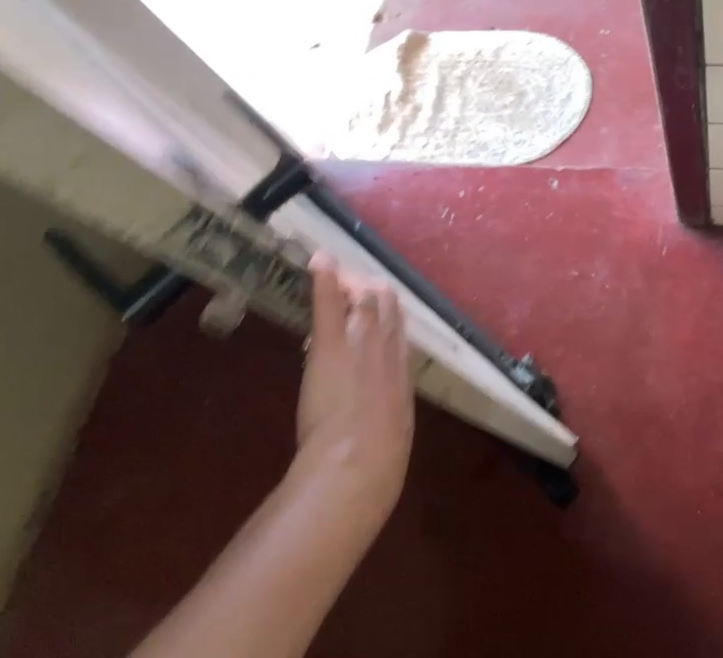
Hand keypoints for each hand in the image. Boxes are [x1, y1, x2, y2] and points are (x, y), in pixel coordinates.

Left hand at [292, 252, 414, 522]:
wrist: (362, 459)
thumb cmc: (379, 461)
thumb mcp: (390, 437)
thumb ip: (381, 422)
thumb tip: (378, 433)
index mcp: (403, 375)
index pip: (399, 335)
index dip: (388, 319)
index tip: (376, 309)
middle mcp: (390, 350)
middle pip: (388, 309)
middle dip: (372, 292)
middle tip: (355, 283)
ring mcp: (364, 341)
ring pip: (365, 300)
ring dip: (352, 284)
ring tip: (340, 271)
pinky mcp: (335, 341)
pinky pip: (330, 303)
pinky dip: (326, 279)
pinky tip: (320, 260)